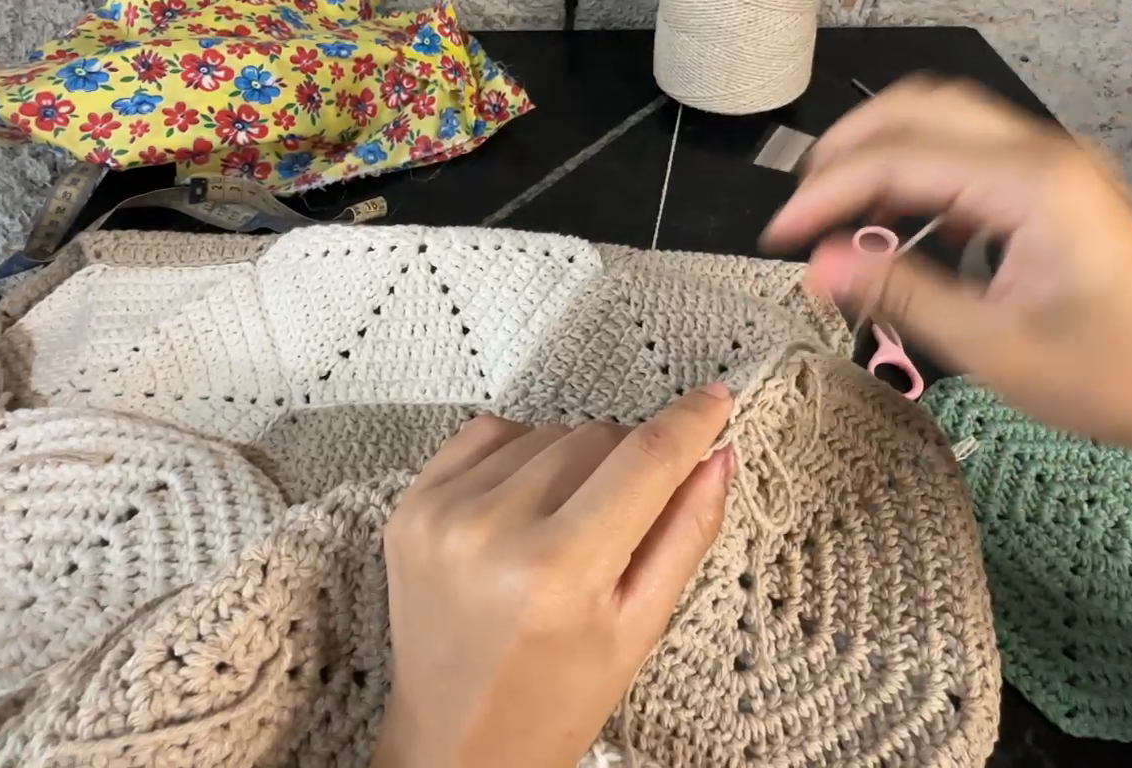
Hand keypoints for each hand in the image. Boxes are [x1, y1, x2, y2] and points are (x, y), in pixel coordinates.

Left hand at [373, 389, 735, 767]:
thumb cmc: (558, 698)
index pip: (645, 461)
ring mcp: (443, 511)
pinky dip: (522, 453)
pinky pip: (491, 433)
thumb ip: (688, 531)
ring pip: (549, 432)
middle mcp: (493, 529)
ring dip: (575, 461)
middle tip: (621, 518)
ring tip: (566, 525)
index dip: (690, 421)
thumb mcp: (640, 626)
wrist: (453, 745)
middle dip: (628, 461)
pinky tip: (525, 502)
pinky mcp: (413, 502)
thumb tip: (718, 453)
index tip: (718, 398)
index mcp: (560, 571)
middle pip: (598, 437)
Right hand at [762, 76, 1131, 457]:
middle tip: (804, 204)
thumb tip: (818, 265)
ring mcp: (1055, 165)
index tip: (777, 236)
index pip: (897, 159)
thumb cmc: (1117, 380)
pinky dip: (922, 176)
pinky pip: (972, 155)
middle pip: (920, 107)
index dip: (825, 194)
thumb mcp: (992, 346)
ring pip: (946, 122)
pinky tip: (909, 227)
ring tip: (841, 210)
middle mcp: (1043, 153)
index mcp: (1031, 183)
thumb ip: (898, 292)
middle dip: (848, 147)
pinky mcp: (1058, 188)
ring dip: (884, 154)